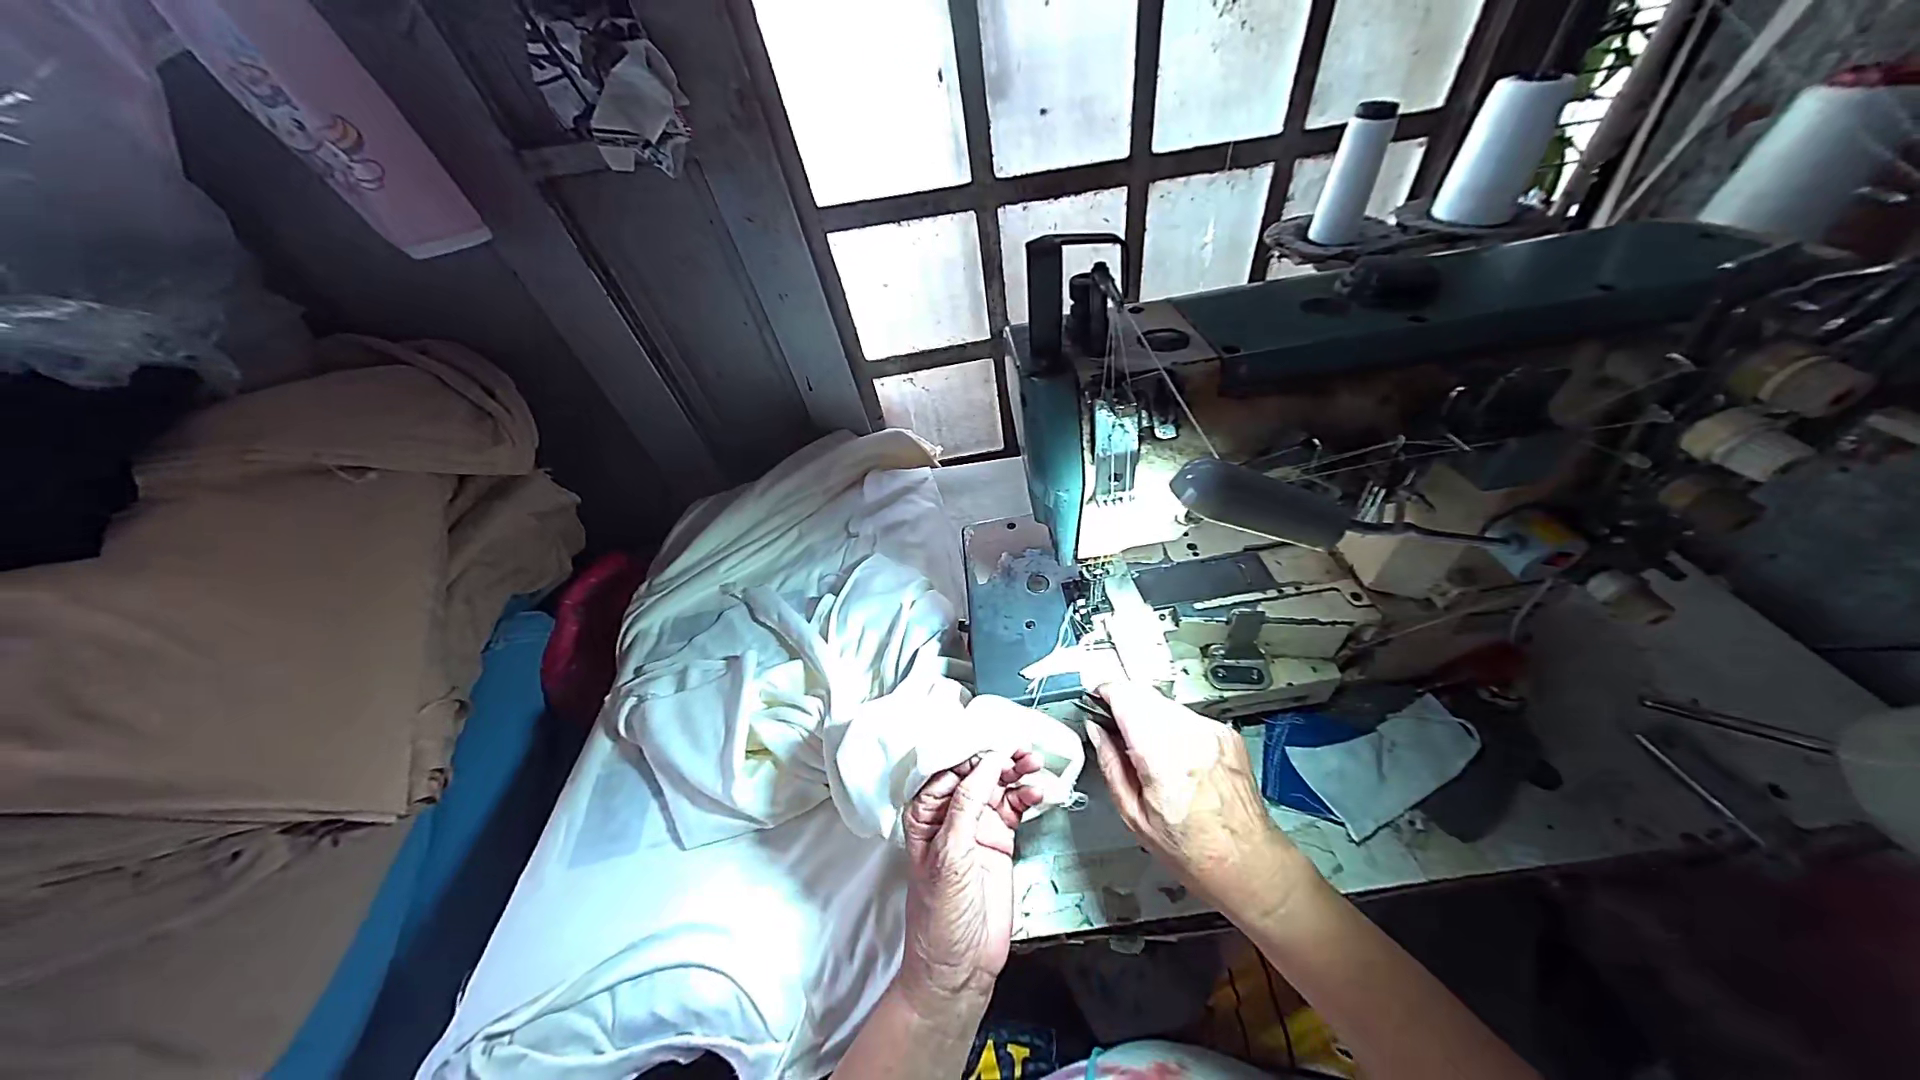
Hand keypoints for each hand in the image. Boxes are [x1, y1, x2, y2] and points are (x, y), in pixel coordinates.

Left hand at [899, 750, 1043, 1007]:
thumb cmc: (938, 919)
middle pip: (976, 773)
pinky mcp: (998, 841)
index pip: (948, 769)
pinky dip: (1026, 797)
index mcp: (926, 814)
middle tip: (1020, 750)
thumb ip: (966, 806)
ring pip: (998, 787)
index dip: (971, 752)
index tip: (994, 740)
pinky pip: (1014, 809)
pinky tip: (1036, 793)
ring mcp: (976, 828)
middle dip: (998, 758)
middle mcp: (951, 816)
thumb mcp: (949, 855)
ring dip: (1016, 773)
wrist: (961, 967)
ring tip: (1033, 763)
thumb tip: (983, 764)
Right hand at [1085, 681, 1317, 919]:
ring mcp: (1212, 732)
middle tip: (1114, 728)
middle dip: (1124, 705)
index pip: (1125, 697)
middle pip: (1144, 694)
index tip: (1095, 698)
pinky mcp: (1225, 734)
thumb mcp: (1134, 814)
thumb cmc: (1195, 850)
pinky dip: (1173, 727)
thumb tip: (1097, 733)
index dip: (1104, 693)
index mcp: (1162, 757)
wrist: (1247, 861)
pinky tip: (1174, 757)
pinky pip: (1187, 716)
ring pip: (1165, 702)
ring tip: (1146, 751)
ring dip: (1148, 716)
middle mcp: (1190, 736)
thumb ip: (1111, 764)